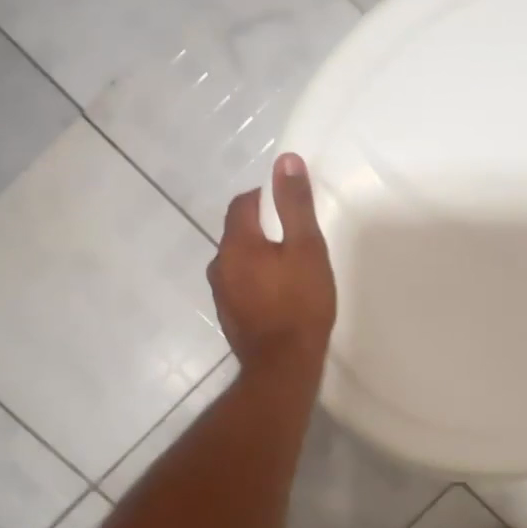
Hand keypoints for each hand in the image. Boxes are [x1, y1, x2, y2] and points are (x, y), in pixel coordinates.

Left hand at [209, 153, 336, 378]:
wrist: (283, 367)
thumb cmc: (300, 304)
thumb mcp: (306, 248)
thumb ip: (295, 205)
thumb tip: (285, 160)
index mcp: (237, 243)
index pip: (243, 204)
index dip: (265, 197)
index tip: (290, 207)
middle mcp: (220, 265)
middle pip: (239, 233)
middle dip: (264, 229)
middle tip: (297, 240)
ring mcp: (222, 294)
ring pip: (239, 262)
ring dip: (260, 258)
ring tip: (291, 270)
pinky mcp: (229, 317)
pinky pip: (242, 287)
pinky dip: (258, 283)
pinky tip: (280, 298)